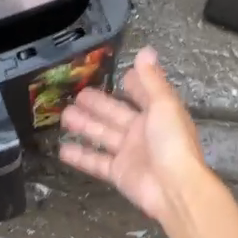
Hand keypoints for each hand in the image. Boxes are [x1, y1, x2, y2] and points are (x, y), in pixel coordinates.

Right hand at [59, 47, 207, 222]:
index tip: (119, 74)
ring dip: (84, 125)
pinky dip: (80, 156)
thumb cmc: (172, 141)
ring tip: (64, 115)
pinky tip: (62, 149)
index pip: (142, 95)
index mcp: (157, 114)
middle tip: (77, 95)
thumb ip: (151, 79)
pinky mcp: (118, 172)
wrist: (174, 187)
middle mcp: (142, 132)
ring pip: (102, 135)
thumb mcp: (163, 104)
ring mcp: (129, 153)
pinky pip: (96, 162)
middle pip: (115, 114)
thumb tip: (146, 50)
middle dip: (97, 104)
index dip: (132, 85)